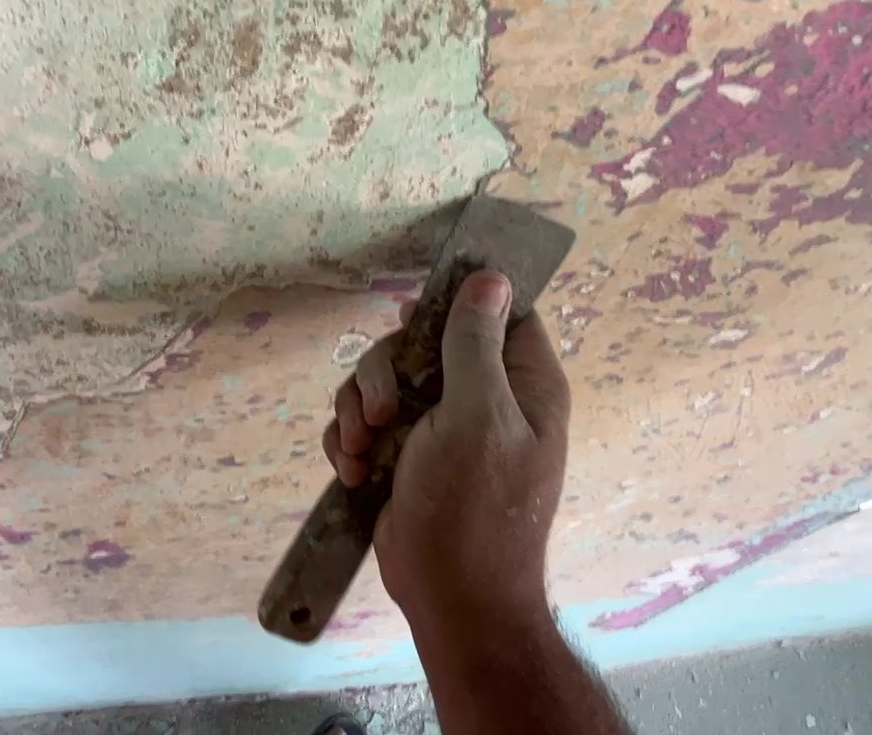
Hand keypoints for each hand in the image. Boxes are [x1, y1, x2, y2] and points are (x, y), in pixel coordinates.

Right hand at [324, 270, 571, 631]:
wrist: (446, 596)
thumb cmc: (473, 504)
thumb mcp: (477, 414)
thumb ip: (476, 343)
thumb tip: (491, 276)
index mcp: (519, 381)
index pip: (499, 312)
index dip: (456, 301)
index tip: (413, 312)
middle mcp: (481, 395)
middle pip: (421, 341)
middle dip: (384, 372)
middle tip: (380, 413)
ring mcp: (438, 424)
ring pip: (382, 378)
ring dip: (359, 409)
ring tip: (362, 451)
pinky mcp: (402, 450)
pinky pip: (364, 418)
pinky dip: (352, 440)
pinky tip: (355, 471)